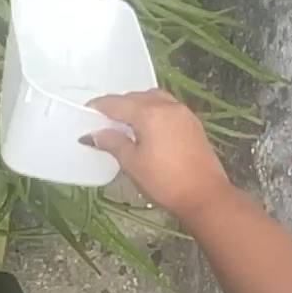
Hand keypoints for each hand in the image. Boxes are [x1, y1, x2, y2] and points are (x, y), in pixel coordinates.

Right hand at [87, 90, 233, 219]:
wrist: (205, 195)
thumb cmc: (164, 180)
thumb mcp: (132, 162)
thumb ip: (112, 142)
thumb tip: (93, 134)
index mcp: (149, 113)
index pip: (117, 103)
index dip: (99, 106)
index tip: (86, 112)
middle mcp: (167, 106)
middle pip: (136, 97)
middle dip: (118, 105)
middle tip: (103, 121)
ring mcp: (183, 113)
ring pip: (153, 98)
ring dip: (137, 104)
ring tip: (126, 122)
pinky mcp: (192, 123)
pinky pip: (167, 106)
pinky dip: (153, 110)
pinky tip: (148, 128)